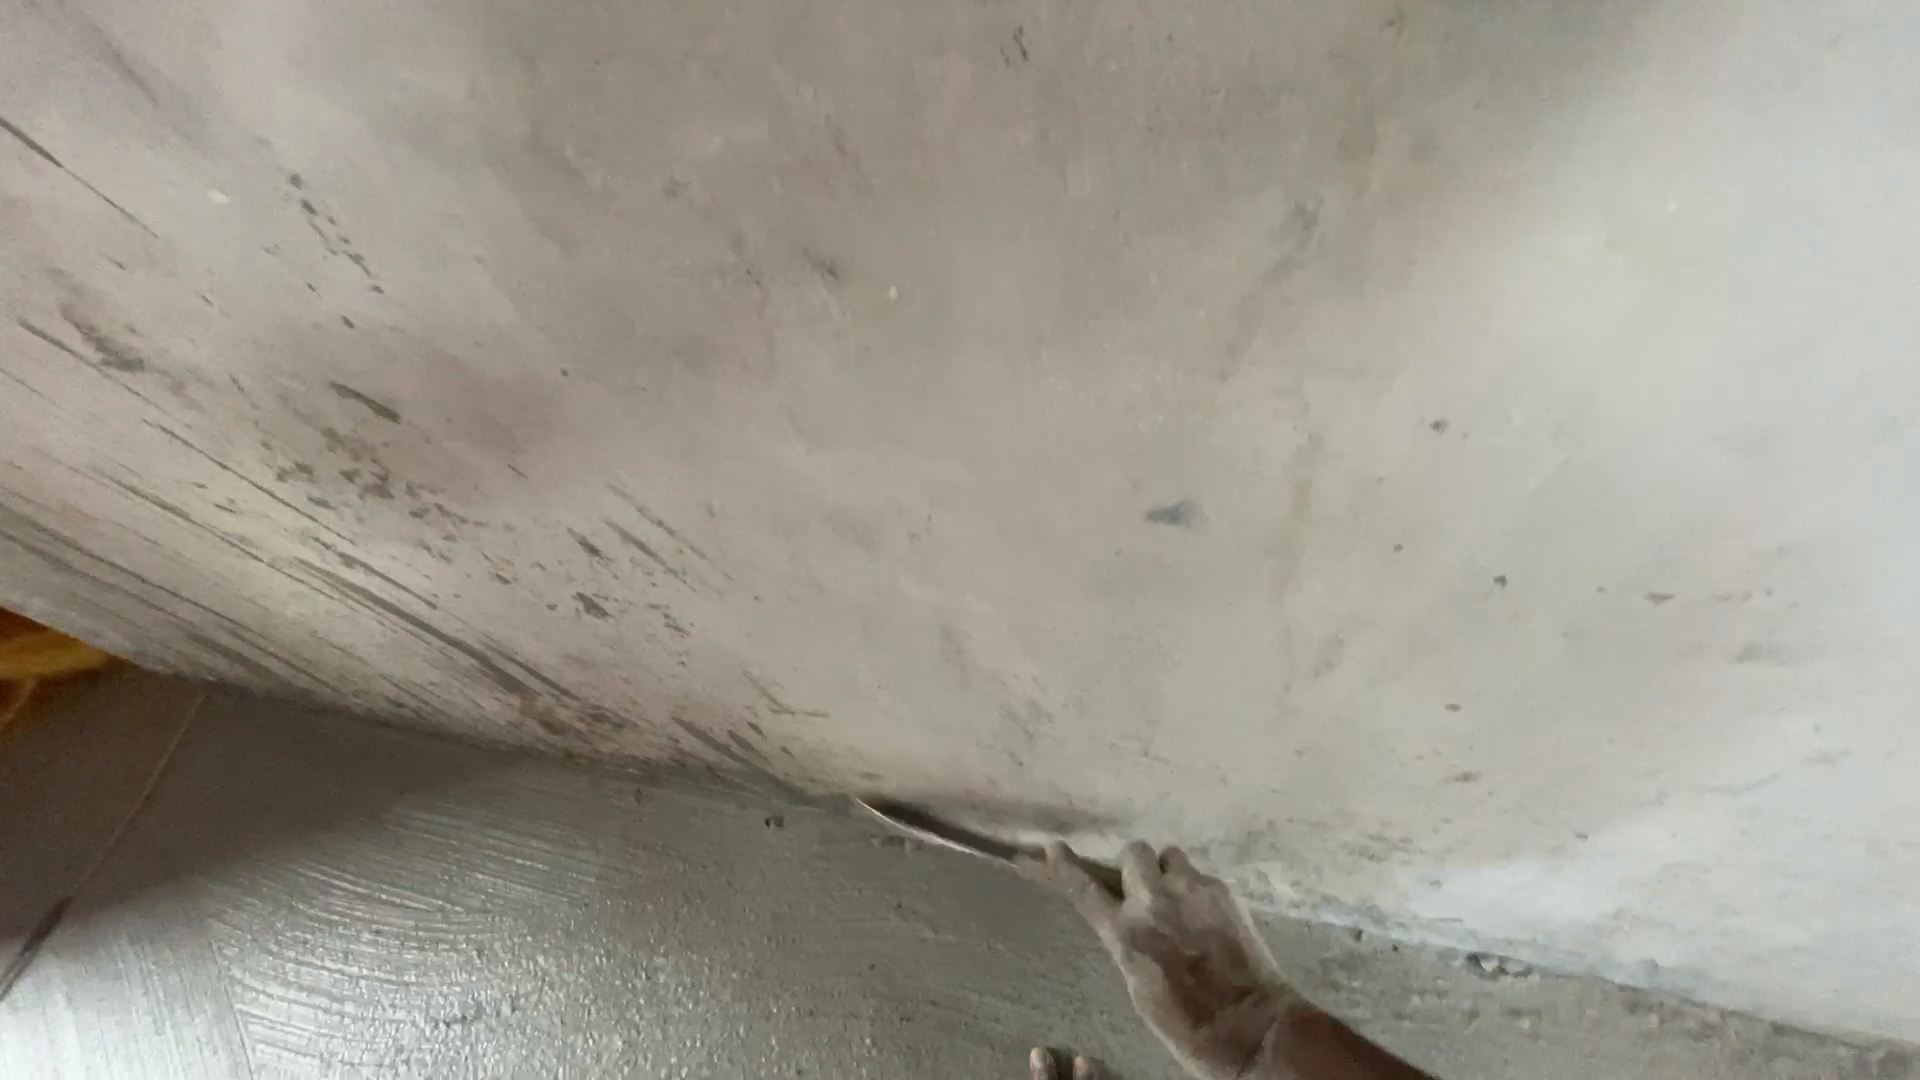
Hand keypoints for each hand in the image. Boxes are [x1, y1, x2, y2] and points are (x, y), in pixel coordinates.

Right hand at [1019, 841, 1292, 1078]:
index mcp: (1126, 933)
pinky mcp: (1221, 890)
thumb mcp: (1139, 987)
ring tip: (1181, 901)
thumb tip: (1123, 920)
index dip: (1064, 867)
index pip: (1084, 889)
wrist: (1253, 1029)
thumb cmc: (1188, 1024)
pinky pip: (1199, 876)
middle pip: (1132, 853)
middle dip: (1135, 868)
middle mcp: (1153, 902)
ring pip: (1168, 856)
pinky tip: (1208, 918)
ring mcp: (1190, 890)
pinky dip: (1197, 891)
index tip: (1052, 848)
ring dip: (1168, 874)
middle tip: (1146, 891)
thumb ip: (1126, 942)